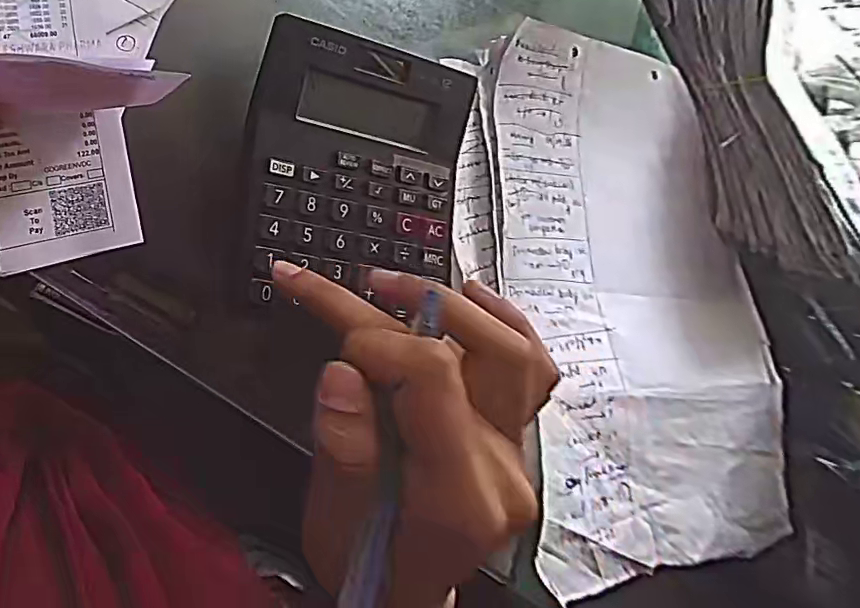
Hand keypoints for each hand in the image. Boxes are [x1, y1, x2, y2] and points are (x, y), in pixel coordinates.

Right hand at [273, 264, 558, 607]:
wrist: (399, 587)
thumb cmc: (365, 558)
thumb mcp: (332, 515)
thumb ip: (340, 447)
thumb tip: (342, 375)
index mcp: (460, 494)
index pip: (432, 373)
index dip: (375, 341)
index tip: (336, 349)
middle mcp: (501, 468)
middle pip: (484, 348)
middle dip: (415, 301)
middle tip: (363, 285)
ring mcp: (513, 449)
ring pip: (516, 350)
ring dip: (458, 303)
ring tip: (404, 283)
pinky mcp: (507, 431)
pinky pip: (527, 365)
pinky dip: (499, 320)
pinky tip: (470, 296)